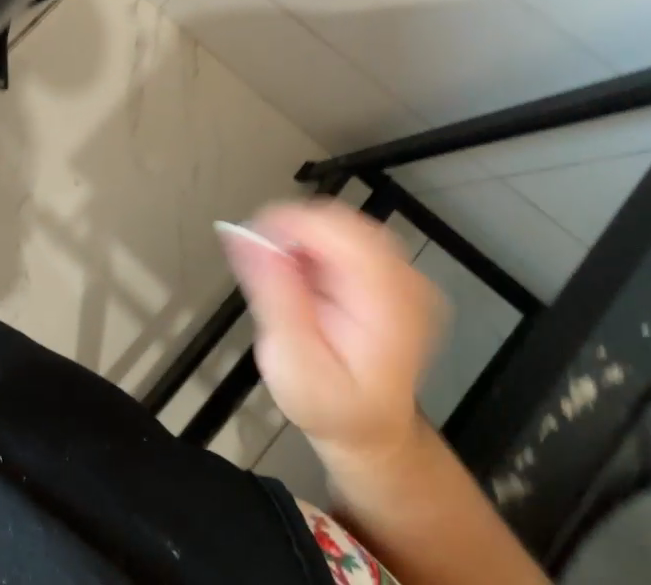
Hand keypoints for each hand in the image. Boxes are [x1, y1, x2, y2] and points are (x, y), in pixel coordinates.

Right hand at [220, 201, 443, 462]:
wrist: (370, 429)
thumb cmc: (328, 403)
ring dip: (300, 239)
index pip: (341, 230)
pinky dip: (313, 248)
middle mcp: (405, 281)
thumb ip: (274, 293)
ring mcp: (403, 276)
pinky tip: (301, 279)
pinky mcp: (391, 276)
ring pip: (341, 224)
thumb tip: (244, 236)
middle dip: (292, 232)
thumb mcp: (291, 358)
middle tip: (262, 265)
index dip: (288, 223)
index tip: (251, 242)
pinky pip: (346, 239)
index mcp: (386, 302)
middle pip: (341, 221)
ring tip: (280, 276)